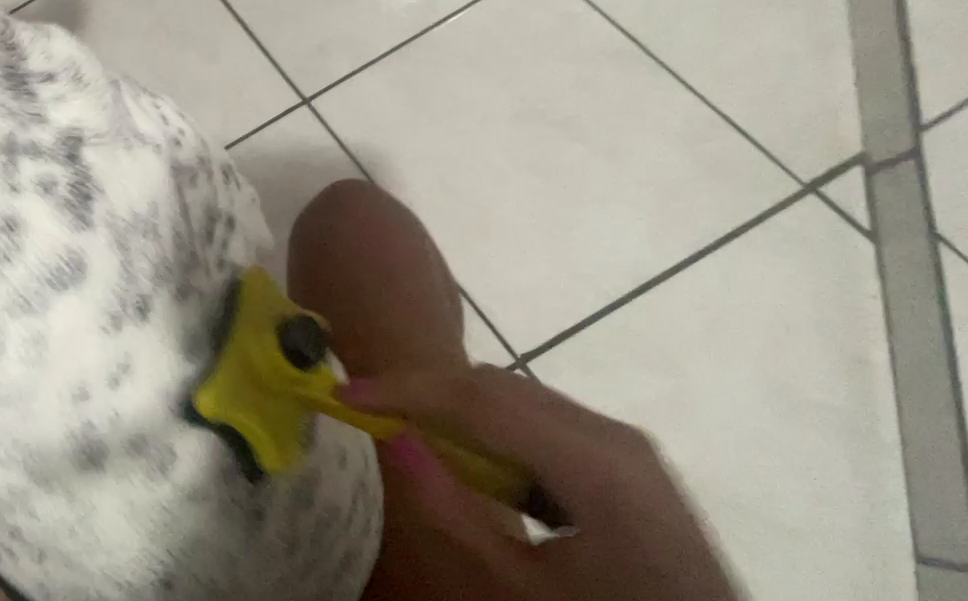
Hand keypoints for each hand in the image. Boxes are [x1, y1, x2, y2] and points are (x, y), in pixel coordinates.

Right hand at [341, 366, 741, 600]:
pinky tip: (468, 456)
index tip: (343, 393)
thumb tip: (393, 438)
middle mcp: (613, 436)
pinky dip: (492, 425)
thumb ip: (453, 511)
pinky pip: (541, 419)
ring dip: (455, 405)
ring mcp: (625, 443)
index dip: (403, 389)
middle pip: (497, 387)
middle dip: (424, 390)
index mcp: (596, 467)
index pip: (478, 400)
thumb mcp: (521, 592)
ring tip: (404, 426)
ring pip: (516, 395)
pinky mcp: (625, 458)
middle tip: (365, 406)